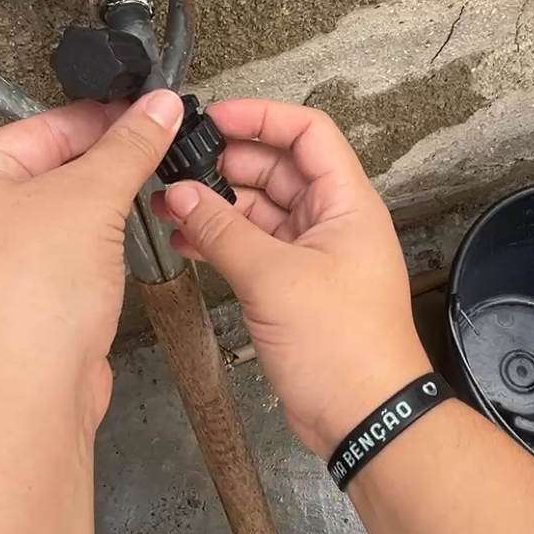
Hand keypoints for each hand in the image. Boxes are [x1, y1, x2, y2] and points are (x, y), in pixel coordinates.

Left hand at [0, 90, 184, 429]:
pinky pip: (65, 259)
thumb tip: (157, 107)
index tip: (148, 111)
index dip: (99, 117)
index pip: (39, 129)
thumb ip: (128, 147)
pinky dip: (96, 248)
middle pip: (49, 172)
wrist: (21, 403)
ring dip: (103, 206)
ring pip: (60, 219)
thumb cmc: (23, 303)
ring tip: (147, 190)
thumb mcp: (87, 200)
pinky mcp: (23, 308)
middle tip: (158, 146)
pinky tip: (122, 246)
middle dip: (106, 162)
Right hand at [152, 99, 430, 458]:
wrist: (363, 416)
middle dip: (228, 163)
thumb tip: (181, 194)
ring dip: (218, 203)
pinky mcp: (292, 284)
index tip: (214, 117)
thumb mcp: (275, 279)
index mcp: (347, 203)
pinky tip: (186, 240)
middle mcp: (332, 220)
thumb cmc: (342, 345)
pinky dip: (222, 239)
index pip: (308, 133)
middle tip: (178, 164)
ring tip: (170, 203)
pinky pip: (254, 246)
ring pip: (261, 208)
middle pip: (278, 168)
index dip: (263, 116)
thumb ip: (224, 230)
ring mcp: (311, 253)